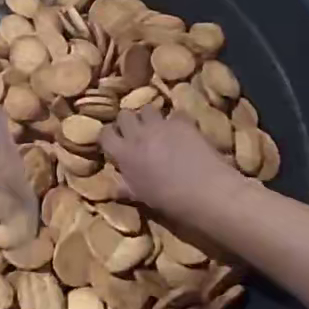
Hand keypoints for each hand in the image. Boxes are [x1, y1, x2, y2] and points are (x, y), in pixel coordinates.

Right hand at [100, 105, 245, 219]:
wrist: (204, 190)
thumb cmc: (169, 200)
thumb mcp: (142, 198)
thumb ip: (126, 188)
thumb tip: (114, 187)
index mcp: (124, 154)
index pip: (105, 133)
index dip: (109, 136)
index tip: (115, 142)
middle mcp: (138, 134)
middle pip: (124, 115)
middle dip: (129, 121)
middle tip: (137, 133)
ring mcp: (160, 125)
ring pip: (147, 108)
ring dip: (150, 117)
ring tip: (158, 128)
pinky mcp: (182, 121)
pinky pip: (174, 113)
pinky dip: (176, 121)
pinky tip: (183, 131)